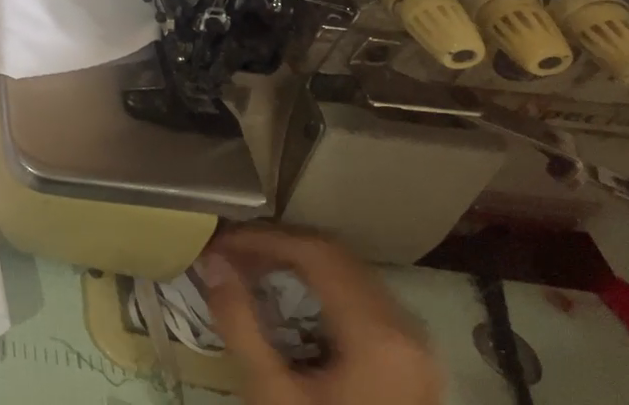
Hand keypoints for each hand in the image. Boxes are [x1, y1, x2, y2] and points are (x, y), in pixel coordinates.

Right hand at [201, 226, 444, 404]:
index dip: (260, 239)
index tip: (216, 245)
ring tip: (250, 270)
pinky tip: (288, 299)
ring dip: (298, 262)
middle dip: (276, 246)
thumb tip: (212, 262)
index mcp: (377, 334)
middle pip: (335, 256)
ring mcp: (416, 345)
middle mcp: (406, 328)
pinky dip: (320, 285)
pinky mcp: (413, 360)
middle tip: (227, 254)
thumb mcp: (271, 394)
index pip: (314, 252)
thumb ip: (240, 322)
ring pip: (351, 273)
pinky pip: (363, 298)